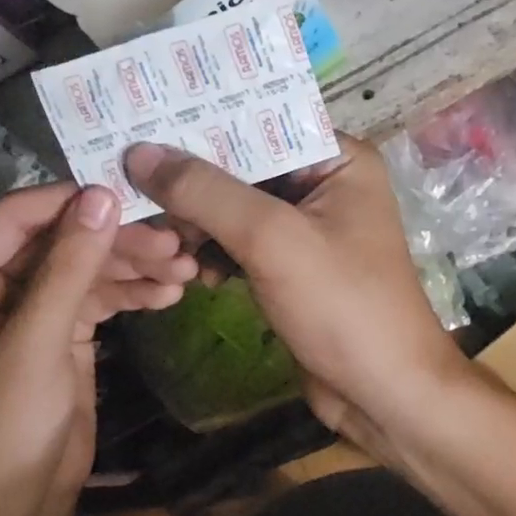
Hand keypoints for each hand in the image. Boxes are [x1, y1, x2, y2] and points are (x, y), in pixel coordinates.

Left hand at [0, 184, 195, 515]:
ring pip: (84, 264)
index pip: (10, 220)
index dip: (69, 204)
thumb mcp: (32, 352)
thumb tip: (102, 196)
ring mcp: (25, 308)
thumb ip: (67, 271)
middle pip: (57, 240)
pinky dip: (133, 292)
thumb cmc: (0, 440)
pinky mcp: (60, 329)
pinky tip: (169, 294)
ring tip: (185, 270)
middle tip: (173, 244)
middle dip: (115, 241)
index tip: (130, 198)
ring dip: (134, 265)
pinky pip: (99, 294)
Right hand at [124, 138, 469, 460]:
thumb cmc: (343, 305)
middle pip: (242, 166)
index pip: (261, 122)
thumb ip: (207, 192)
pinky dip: (214, 253)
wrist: (385, 395)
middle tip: (131, 188)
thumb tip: (140, 152)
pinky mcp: (291, 266)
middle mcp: (325, 183)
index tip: (140, 121)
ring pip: (234, 207)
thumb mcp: (273, 239)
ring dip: (198, 224)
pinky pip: (239, 243)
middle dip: (192, 183)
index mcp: (339, 159)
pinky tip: (193, 274)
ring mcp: (308, 227)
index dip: (202, 123)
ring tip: (161, 242)